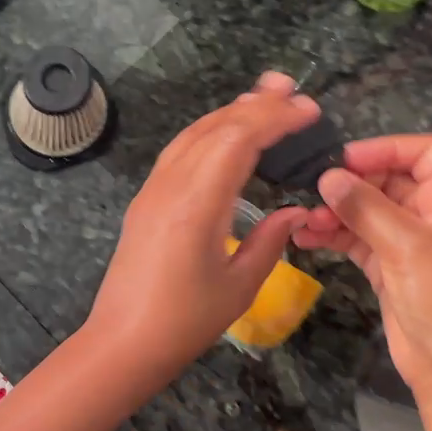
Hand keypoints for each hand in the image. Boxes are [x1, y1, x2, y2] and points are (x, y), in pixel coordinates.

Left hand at [82, 72, 318, 377]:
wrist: (122, 342)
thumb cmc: (184, 322)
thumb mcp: (239, 286)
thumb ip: (270, 241)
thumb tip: (295, 211)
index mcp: (196, 204)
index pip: (237, 139)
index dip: (274, 119)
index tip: (308, 110)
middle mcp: (169, 187)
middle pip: (213, 128)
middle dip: (253, 105)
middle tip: (289, 88)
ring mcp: (151, 192)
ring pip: (191, 136)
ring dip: (227, 114)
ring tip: (261, 99)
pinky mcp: (144, 203)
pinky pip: (177, 154)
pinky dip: (206, 134)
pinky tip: (224, 136)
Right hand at [293, 135, 431, 399]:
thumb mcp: (407, 246)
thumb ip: (365, 207)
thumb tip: (327, 177)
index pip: (424, 152)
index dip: (384, 149)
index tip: (341, 160)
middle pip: (390, 181)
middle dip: (351, 186)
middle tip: (311, 194)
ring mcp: (412, 243)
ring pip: (369, 212)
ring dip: (336, 213)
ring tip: (304, 222)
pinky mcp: (392, 269)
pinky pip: (359, 241)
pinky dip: (335, 238)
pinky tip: (306, 239)